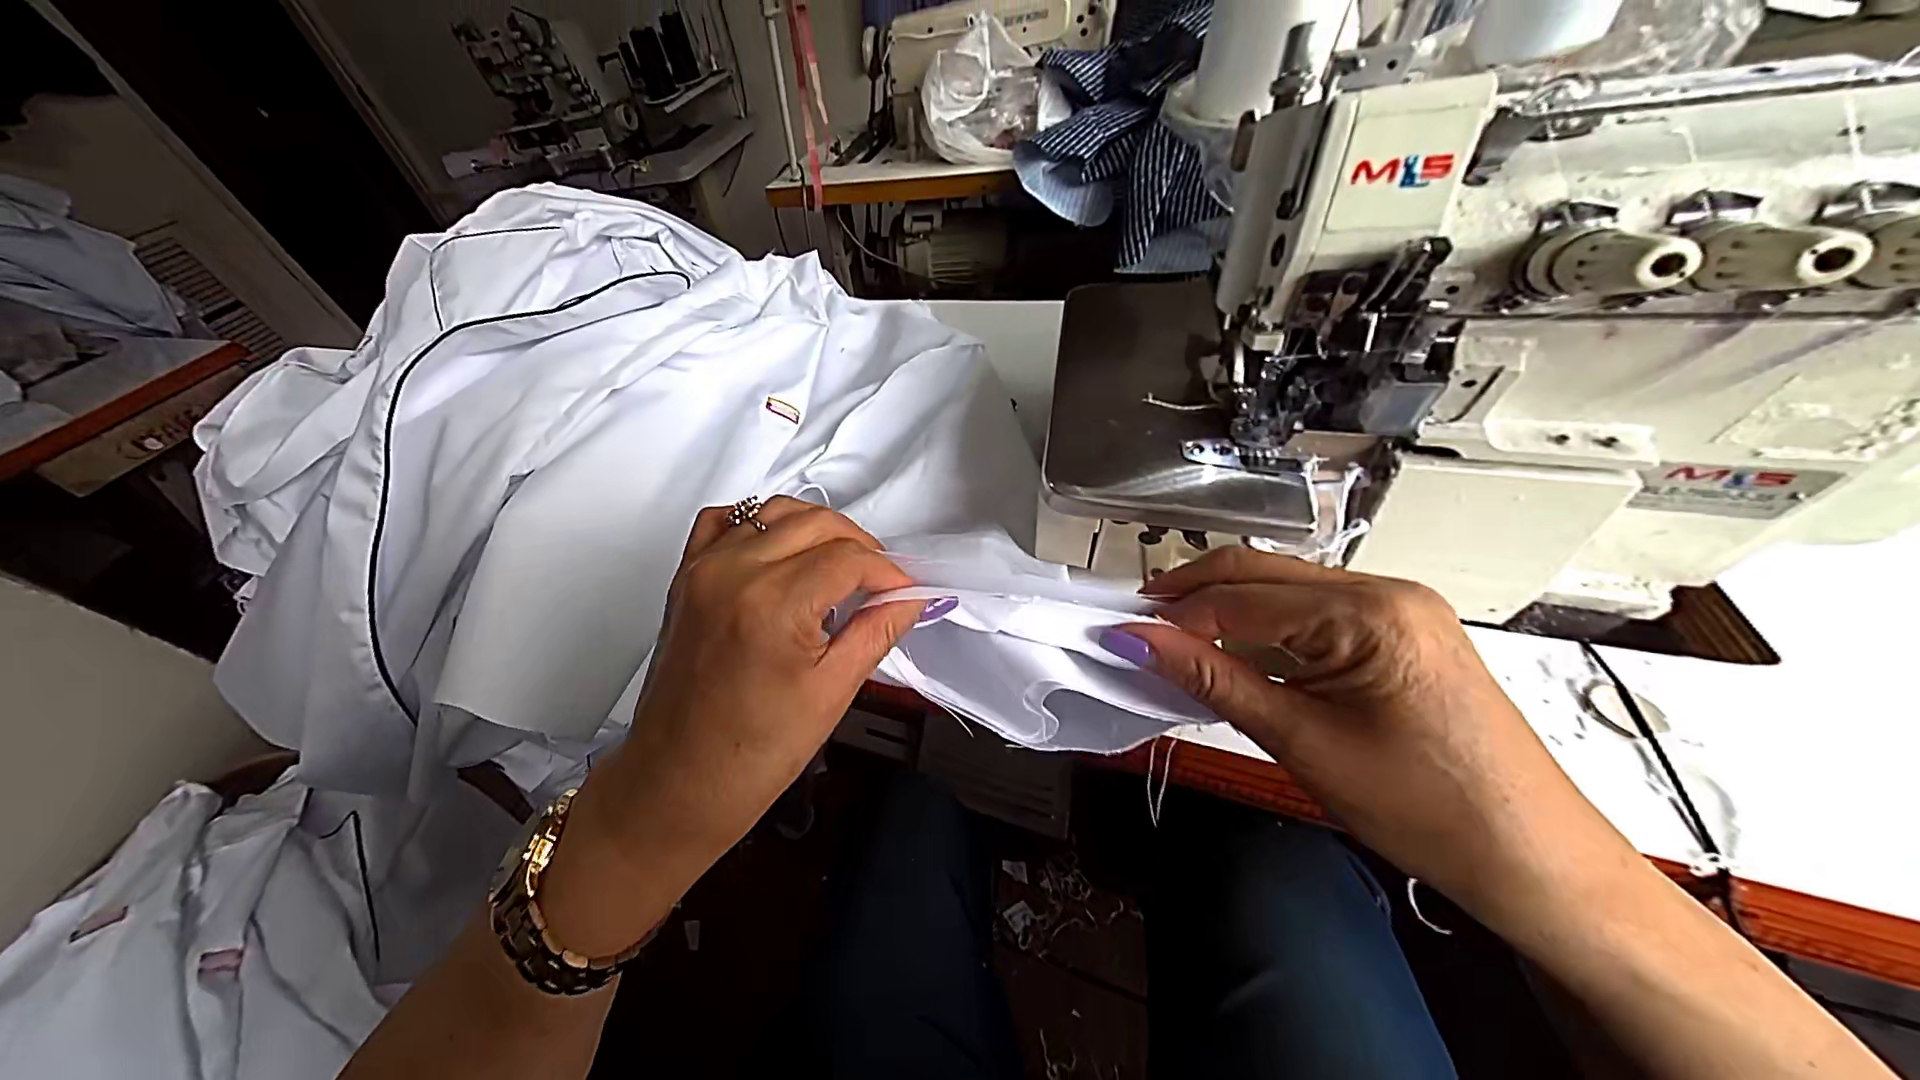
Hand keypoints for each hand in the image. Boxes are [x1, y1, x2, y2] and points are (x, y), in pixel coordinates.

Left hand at [540, 498, 923, 953]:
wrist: (677, 783)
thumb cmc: (744, 755)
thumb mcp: (833, 691)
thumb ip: (877, 630)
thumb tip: (908, 599)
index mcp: (770, 605)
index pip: (849, 558)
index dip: (888, 573)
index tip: (904, 590)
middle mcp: (730, 575)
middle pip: (818, 523)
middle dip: (862, 547)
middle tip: (882, 582)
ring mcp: (703, 571)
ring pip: (777, 511)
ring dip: (819, 528)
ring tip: (842, 565)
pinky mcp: (686, 577)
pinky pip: (726, 520)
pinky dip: (762, 523)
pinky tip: (783, 549)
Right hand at [1111, 548, 1642, 929]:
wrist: (1535, 861)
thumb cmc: (1432, 810)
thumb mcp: (1301, 742)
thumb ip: (1214, 678)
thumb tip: (1144, 642)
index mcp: (1370, 613)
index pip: (1240, 597)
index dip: (1174, 615)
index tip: (1127, 633)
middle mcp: (1388, 592)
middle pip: (1261, 571)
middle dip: (1193, 593)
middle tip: (1140, 623)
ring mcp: (1399, 607)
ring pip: (1284, 586)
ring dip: (1226, 607)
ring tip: (1177, 638)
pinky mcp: (1400, 629)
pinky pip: (1313, 609)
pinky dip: (1263, 624)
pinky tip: (1234, 647)